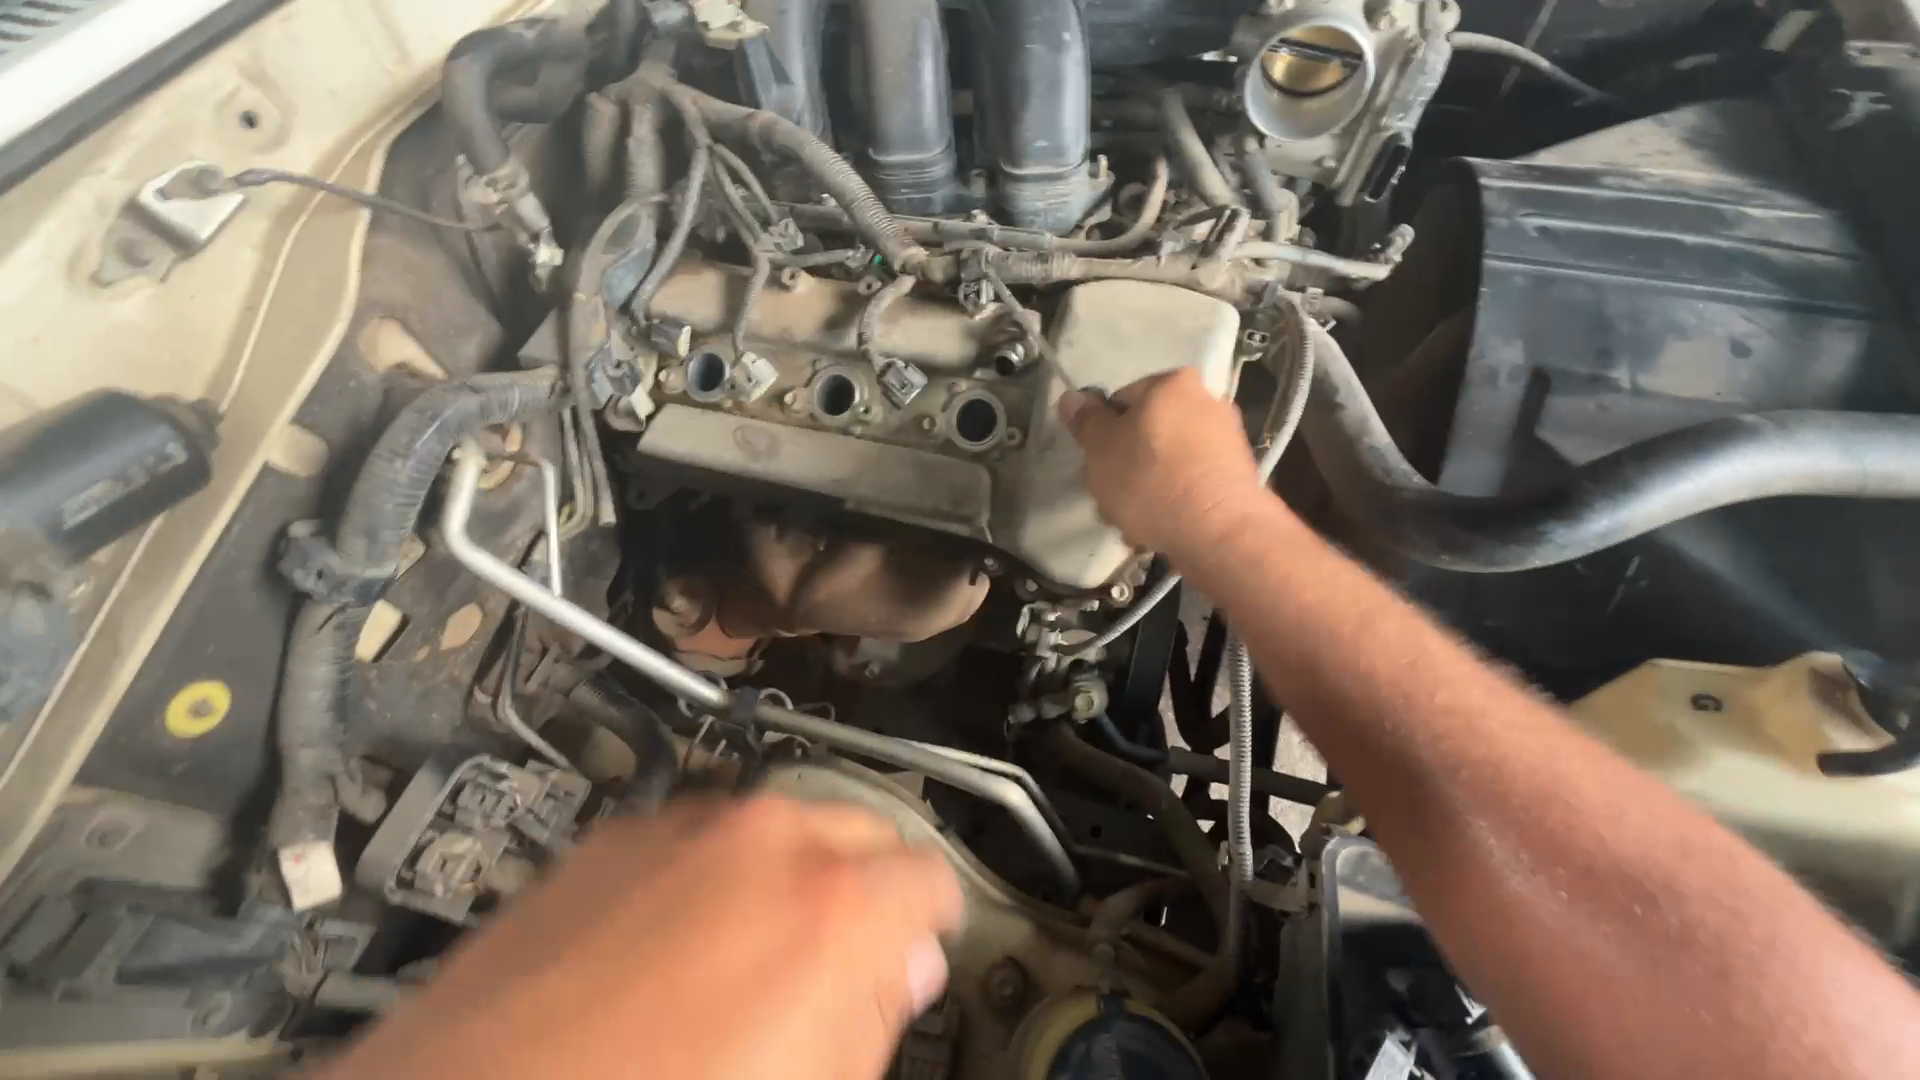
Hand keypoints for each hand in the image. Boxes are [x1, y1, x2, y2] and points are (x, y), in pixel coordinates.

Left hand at [317, 796, 962, 1079]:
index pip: (932, 877)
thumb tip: (904, 967)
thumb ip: (874, 1018)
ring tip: (743, 961)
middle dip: (866, 888)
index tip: (916, 953)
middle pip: (863, 829)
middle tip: (834, 964)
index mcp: (834, 905)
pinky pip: (700, 838)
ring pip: (781, 825)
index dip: (934, 923)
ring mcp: (682, 830)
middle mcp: (767, 839)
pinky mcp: (611, 840)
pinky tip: (670, 950)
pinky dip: (712, 874)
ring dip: (786, 875)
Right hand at [1058, 369, 1267, 560]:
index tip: (1097, 464)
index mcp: (1172, 383)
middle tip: (1112, 496)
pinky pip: (1191, 482)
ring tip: (1136, 520)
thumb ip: (1085, 421)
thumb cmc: (1150, 480)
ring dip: (1148, 487)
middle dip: (1126, 464)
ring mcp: (1227, 439)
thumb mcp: (1100, 449)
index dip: (1103, 434)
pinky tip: (1162, 525)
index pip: (1121, 400)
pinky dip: (1174, 500)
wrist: (1217, 531)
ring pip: (1168, 461)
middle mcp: (1207, 400)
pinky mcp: (1237, 475)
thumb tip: (1072, 398)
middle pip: (1147, 433)